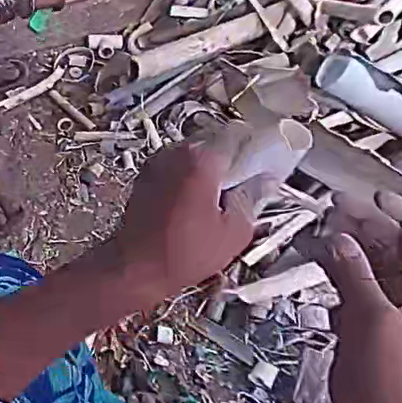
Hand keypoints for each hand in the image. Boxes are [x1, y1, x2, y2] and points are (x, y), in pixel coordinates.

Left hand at [104, 144, 254, 300]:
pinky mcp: (145, 176)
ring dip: (208, 169)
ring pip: (192, 155)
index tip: (263, 164)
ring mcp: (156, 163)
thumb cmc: (182, 253)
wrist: (137, 267)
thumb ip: (252, 198)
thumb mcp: (234, 231)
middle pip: (213, 143)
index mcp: (201, 160)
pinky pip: (175, 167)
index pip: (237, 135)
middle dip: (230, 160)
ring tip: (218, 199)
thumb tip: (263, 182)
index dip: (254, 148)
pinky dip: (187, 178)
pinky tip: (195, 203)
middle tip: (244, 184)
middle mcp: (175, 153)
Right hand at [303, 190, 401, 402]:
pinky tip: (316, 255)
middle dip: (367, 223)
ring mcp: (387, 310)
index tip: (374, 197)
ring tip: (321, 225)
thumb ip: (357, 276)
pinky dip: (333, 267)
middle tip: (333, 206)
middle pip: (395, 247)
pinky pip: (350, 284)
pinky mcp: (363, 322)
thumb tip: (339, 238)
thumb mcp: (376, 324)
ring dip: (346, 243)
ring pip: (369, 263)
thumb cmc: (395, 386)